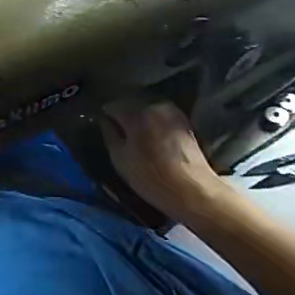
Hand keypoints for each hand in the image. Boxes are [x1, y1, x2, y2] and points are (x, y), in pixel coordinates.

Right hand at [100, 101, 231, 223]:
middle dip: (121, 115)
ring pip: (146, 109)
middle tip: (115, 132)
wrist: (192, 190)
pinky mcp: (184, 120)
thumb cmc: (151, 178)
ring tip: (133, 137)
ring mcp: (172, 111)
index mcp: (137, 113)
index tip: (101, 126)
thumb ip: (109, 134)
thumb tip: (104, 120)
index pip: (112, 105)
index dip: (104, 115)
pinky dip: (151, 123)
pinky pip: (159, 115)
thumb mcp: (120, 160)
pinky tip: (150, 138)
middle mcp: (156, 105)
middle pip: (130, 104)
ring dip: (137, 119)